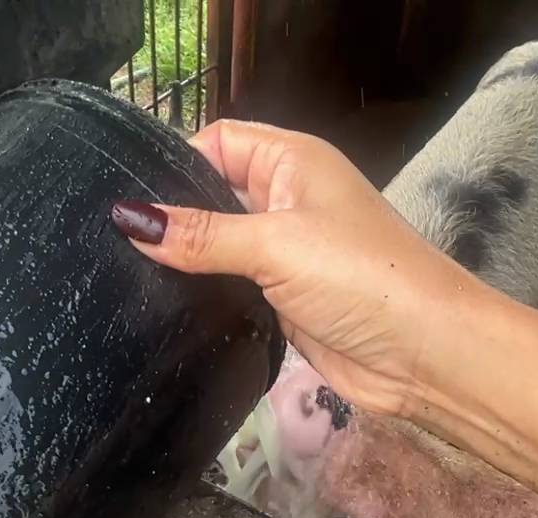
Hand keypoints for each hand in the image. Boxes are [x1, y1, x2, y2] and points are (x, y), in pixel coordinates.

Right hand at [112, 119, 481, 417]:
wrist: (421, 354)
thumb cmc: (359, 278)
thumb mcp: (276, 244)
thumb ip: (204, 235)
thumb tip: (130, 221)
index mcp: (291, 164)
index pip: (218, 143)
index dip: (175, 164)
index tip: (128, 204)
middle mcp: (287, 203)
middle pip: (215, 199)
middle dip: (175, 221)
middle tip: (116, 249)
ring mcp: (287, 257)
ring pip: (223, 251)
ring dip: (191, 266)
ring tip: (132, 283)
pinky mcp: (285, 304)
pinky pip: (236, 292)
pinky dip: (211, 299)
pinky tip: (173, 312)